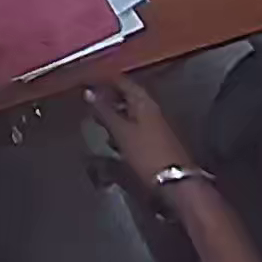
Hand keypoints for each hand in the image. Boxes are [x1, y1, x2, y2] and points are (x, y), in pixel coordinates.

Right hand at [86, 76, 196, 190]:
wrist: (176, 183)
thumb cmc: (146, 152)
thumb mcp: (121, 131)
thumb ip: (104, 111)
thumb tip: (88, 91)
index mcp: (142, 100)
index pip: (121, 81)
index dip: (103, 78)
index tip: (86, 80)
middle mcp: (149, 107)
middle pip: (125, 95)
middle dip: (107, 96)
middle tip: (87, 99)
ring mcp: (153, 124)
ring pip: (129, 111)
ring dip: (112, 112)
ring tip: (94, 117)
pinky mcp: (154, 139)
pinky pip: (133, 126)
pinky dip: (120, 127)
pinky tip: (110, 137)